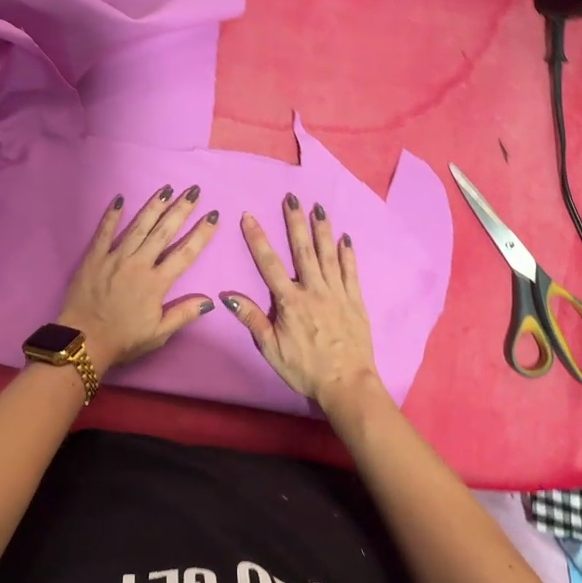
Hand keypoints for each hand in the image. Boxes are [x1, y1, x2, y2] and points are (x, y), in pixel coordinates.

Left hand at [57, 185, 221, 369]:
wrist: (83, 341)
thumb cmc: (123, 340)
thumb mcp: (159, 335)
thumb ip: (183, 314)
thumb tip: (210, 300)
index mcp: (156, 283)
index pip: (185, 253)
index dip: (201, 234)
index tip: (213, 216)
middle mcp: (138, 264)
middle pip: (164, 232)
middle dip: (180, 209)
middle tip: (193, 191)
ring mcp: (114, 258)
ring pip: (138, 226)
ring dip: (153, 206)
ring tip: (166, 189)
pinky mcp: (94, 257)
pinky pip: (104, 232)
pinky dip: (112, 215)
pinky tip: (120, 199)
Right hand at [224, 195, 382, 412]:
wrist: (347, 384)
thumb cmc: (305, 369)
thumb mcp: (271, 348)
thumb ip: (251, 318)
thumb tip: (226, 295)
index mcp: (290, 301)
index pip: (269, 264)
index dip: (258, 238)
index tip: (249, 216)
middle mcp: (313, 290)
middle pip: (302, 250)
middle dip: (295, 222)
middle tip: (292, 198)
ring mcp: (337, 294)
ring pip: (328, 255)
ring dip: (322, 230)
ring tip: (318, 208)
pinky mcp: (355, 302)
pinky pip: (350, 272)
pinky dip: (347, 254)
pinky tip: (345, 238)